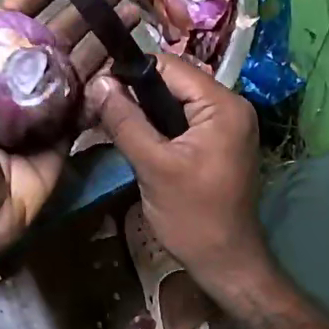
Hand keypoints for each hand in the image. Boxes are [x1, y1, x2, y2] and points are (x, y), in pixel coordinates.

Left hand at [0, 0, 138, 255]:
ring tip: (135, 10)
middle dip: (87, 6)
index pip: (13, 16)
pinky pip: (92, 100)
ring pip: (80, 60)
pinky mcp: (69, 131)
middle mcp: (18, 77)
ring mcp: (47, 104)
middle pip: (57, 32)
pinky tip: (133, 57)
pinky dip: (112, 80)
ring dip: (107, 35)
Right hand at [86, 55, 272, 293]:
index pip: (170, 66)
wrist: (226, 261)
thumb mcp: (153, 166)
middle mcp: (232, 106)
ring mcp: (229, 125)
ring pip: (177, 102)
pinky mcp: (221, 143)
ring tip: (112, 123)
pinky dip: (161, 127)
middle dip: (137, 93)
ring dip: (146, 111)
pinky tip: (137, 139)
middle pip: (174, 82)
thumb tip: (98, 81)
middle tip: (100, 109)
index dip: (131, 73)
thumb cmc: (193, 215)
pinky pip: (186, 121)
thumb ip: (125, 121)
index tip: (97, 88)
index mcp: (223, 105)